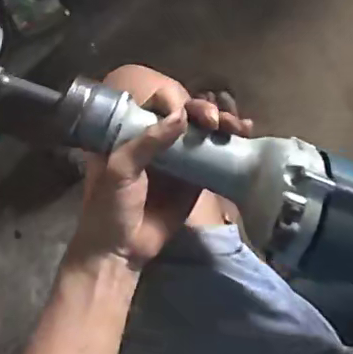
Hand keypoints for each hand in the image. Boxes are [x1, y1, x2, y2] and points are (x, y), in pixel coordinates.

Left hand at [63, 68, 252, 272]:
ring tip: (238, 125)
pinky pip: (216, 155)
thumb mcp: (120, 170)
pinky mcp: (197, 178)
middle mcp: (160, 140)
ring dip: (224, 121)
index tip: (189, 111)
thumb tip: (182, 114)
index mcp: (135, 132)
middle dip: (206, 110)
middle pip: (188, 113)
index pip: (160, 103)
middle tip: (215, 121)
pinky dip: (231, 142)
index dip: (178, 100)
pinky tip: (244, 133)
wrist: (120, 253)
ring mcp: (180, 159)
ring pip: (205, 130)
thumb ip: (149, 141)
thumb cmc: (109, 207)